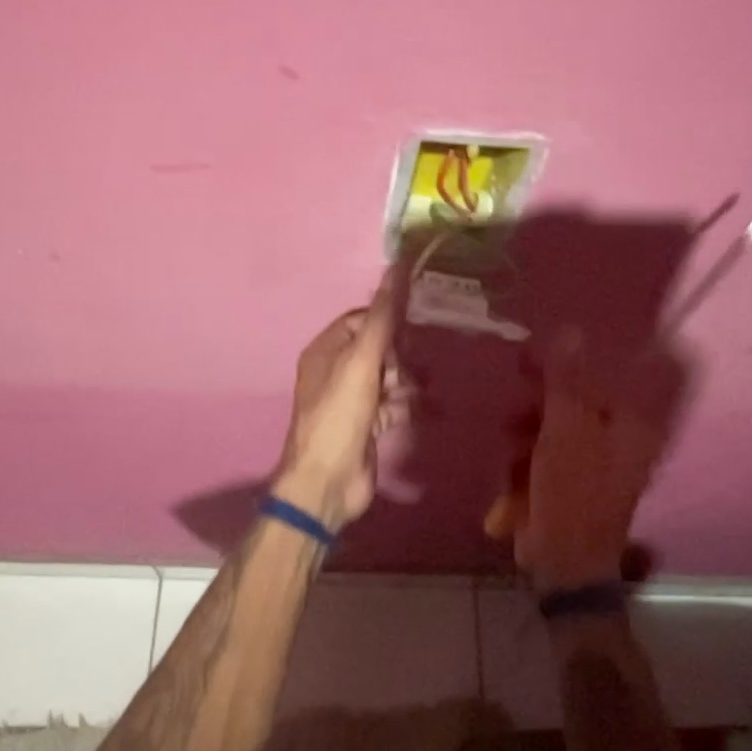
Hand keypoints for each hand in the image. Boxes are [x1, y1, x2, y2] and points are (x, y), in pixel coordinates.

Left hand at [272, 271, 406, 530]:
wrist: (328, 481)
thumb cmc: (339, 416)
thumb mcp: (360, 364)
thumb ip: (380, 320)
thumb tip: (394, 270)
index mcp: (325, 352)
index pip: (359, 320)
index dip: (386, 320)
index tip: (415, 324)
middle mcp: (334, 373)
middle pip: (375, 349)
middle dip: (400, 352)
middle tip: (421, 361)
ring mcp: (350, 402)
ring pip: (385, 378)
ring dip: (406, 380)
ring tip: (426, 385)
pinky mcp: (365, 427)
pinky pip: (390, 406)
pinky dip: (406, 405)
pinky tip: (425, 407)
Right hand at [515, 330, 690, 590]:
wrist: (564, 562)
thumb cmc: (572, 494)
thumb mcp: (565, 432)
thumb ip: (567, 383)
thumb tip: (572, 330)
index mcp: (632, 426)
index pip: (607, 376)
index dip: (571, 364)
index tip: (535, 356)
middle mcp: (622, 441)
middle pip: (583, 401)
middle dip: (545, 396)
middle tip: (515, 388)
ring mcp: (598, 464)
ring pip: (563, 426)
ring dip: (533, 424)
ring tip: (508, 428)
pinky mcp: (574, 483)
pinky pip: (552, 451)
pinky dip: (532, 448)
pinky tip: (510, 453)